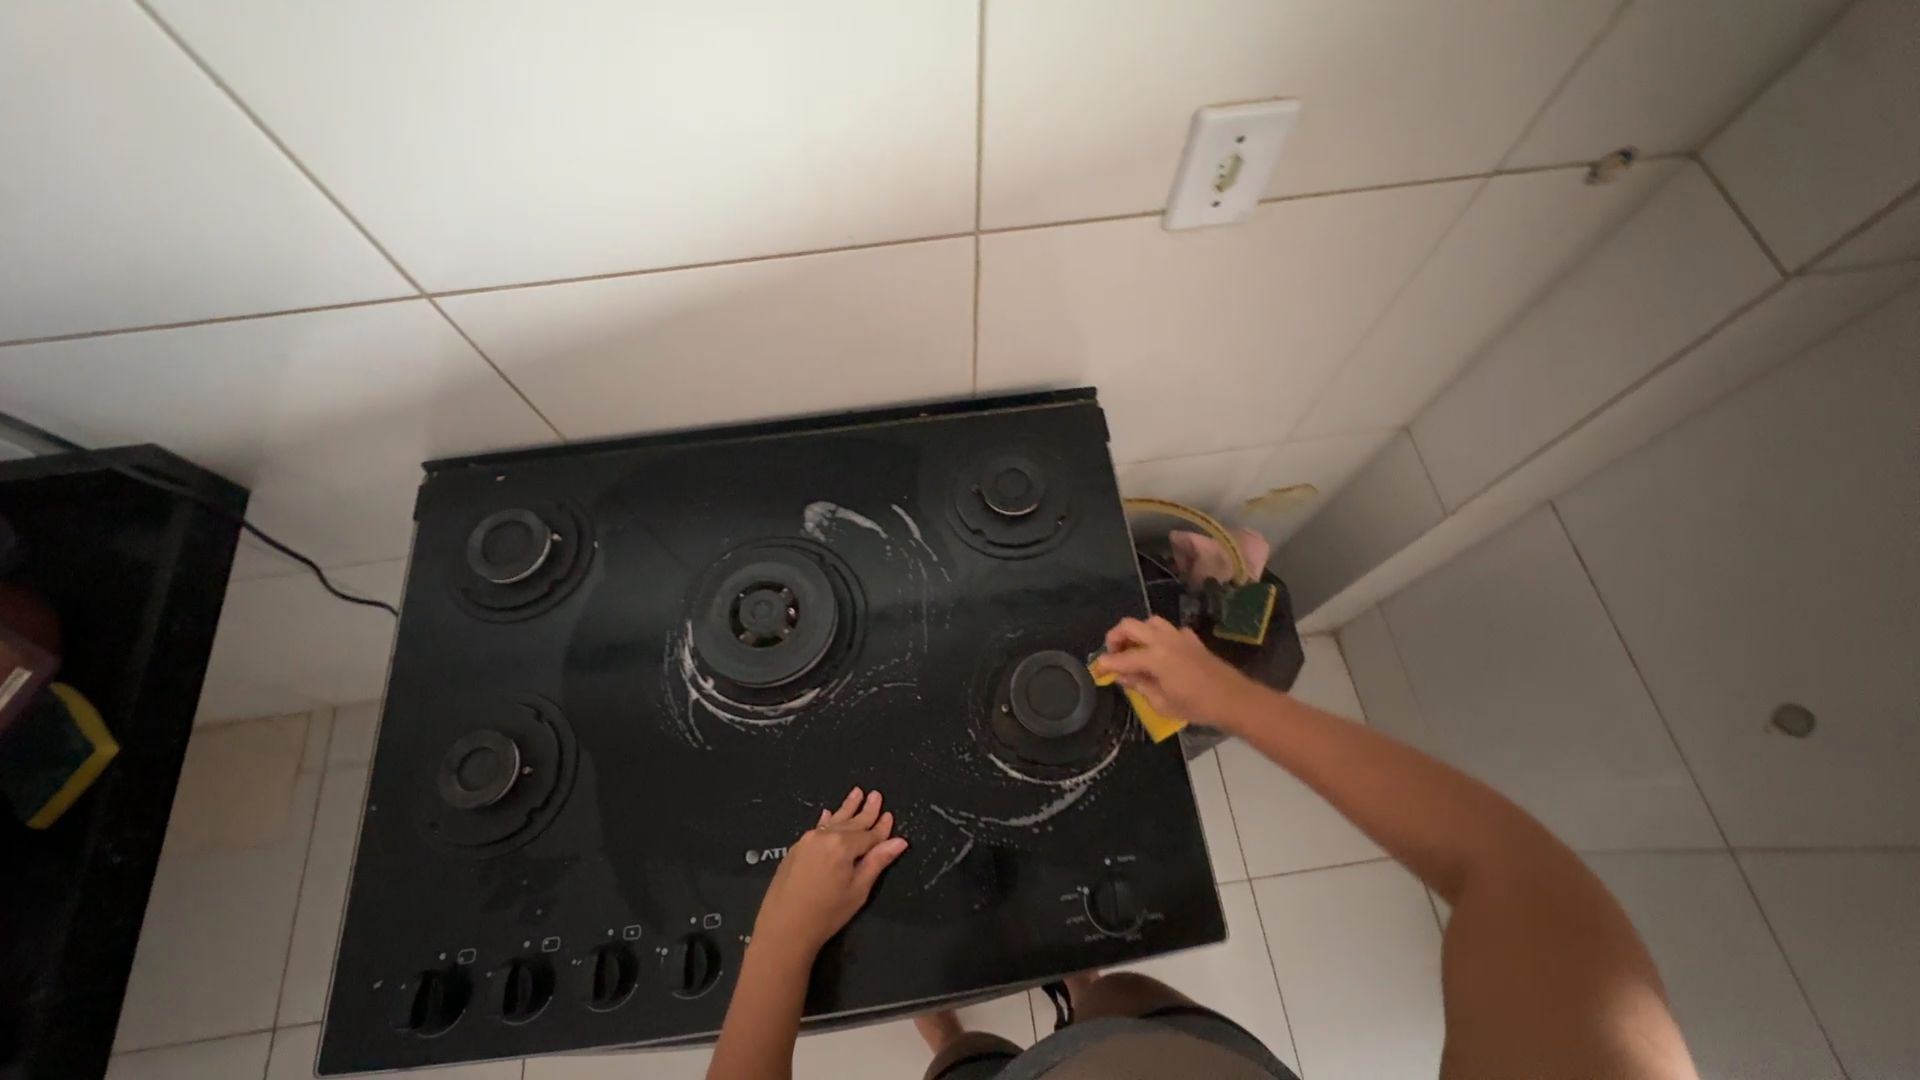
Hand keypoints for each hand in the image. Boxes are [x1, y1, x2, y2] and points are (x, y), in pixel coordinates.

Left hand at [752, 788, 908, 957]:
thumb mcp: (858, 890)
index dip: (882, 828)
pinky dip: (826, 821)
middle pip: (851, 822)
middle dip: (866, 810)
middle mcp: (825, 836)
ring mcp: (808, 840)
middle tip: (876, 794)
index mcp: (843, 845)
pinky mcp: (796, 849)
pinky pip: (816, 828)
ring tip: (857, 792)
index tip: (890, 815)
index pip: (869, 834)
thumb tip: (899, 841)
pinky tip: (827, 814)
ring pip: (833, 821)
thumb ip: (877, 862)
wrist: (783, 928)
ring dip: (846, 808)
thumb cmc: (826, 914)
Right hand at [1097, 616, 1262, 730]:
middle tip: (1112, 653)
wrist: (1233, 699)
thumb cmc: (1196, 706)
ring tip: (1134, 649)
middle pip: (1130, 625)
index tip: (1096, 669)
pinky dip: (1160, 637)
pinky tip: (1162, 652)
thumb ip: (1139, 686)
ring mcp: (1179, 636)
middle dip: (1115, 637)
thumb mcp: (1162, 703)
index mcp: (1154, 657)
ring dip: (1137, 632)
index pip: (1121, 658)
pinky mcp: (1192, 639)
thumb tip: (1122, 676)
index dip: (1105, 664)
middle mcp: (1163, 640)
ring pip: (1150, 622)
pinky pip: (1170, 630)